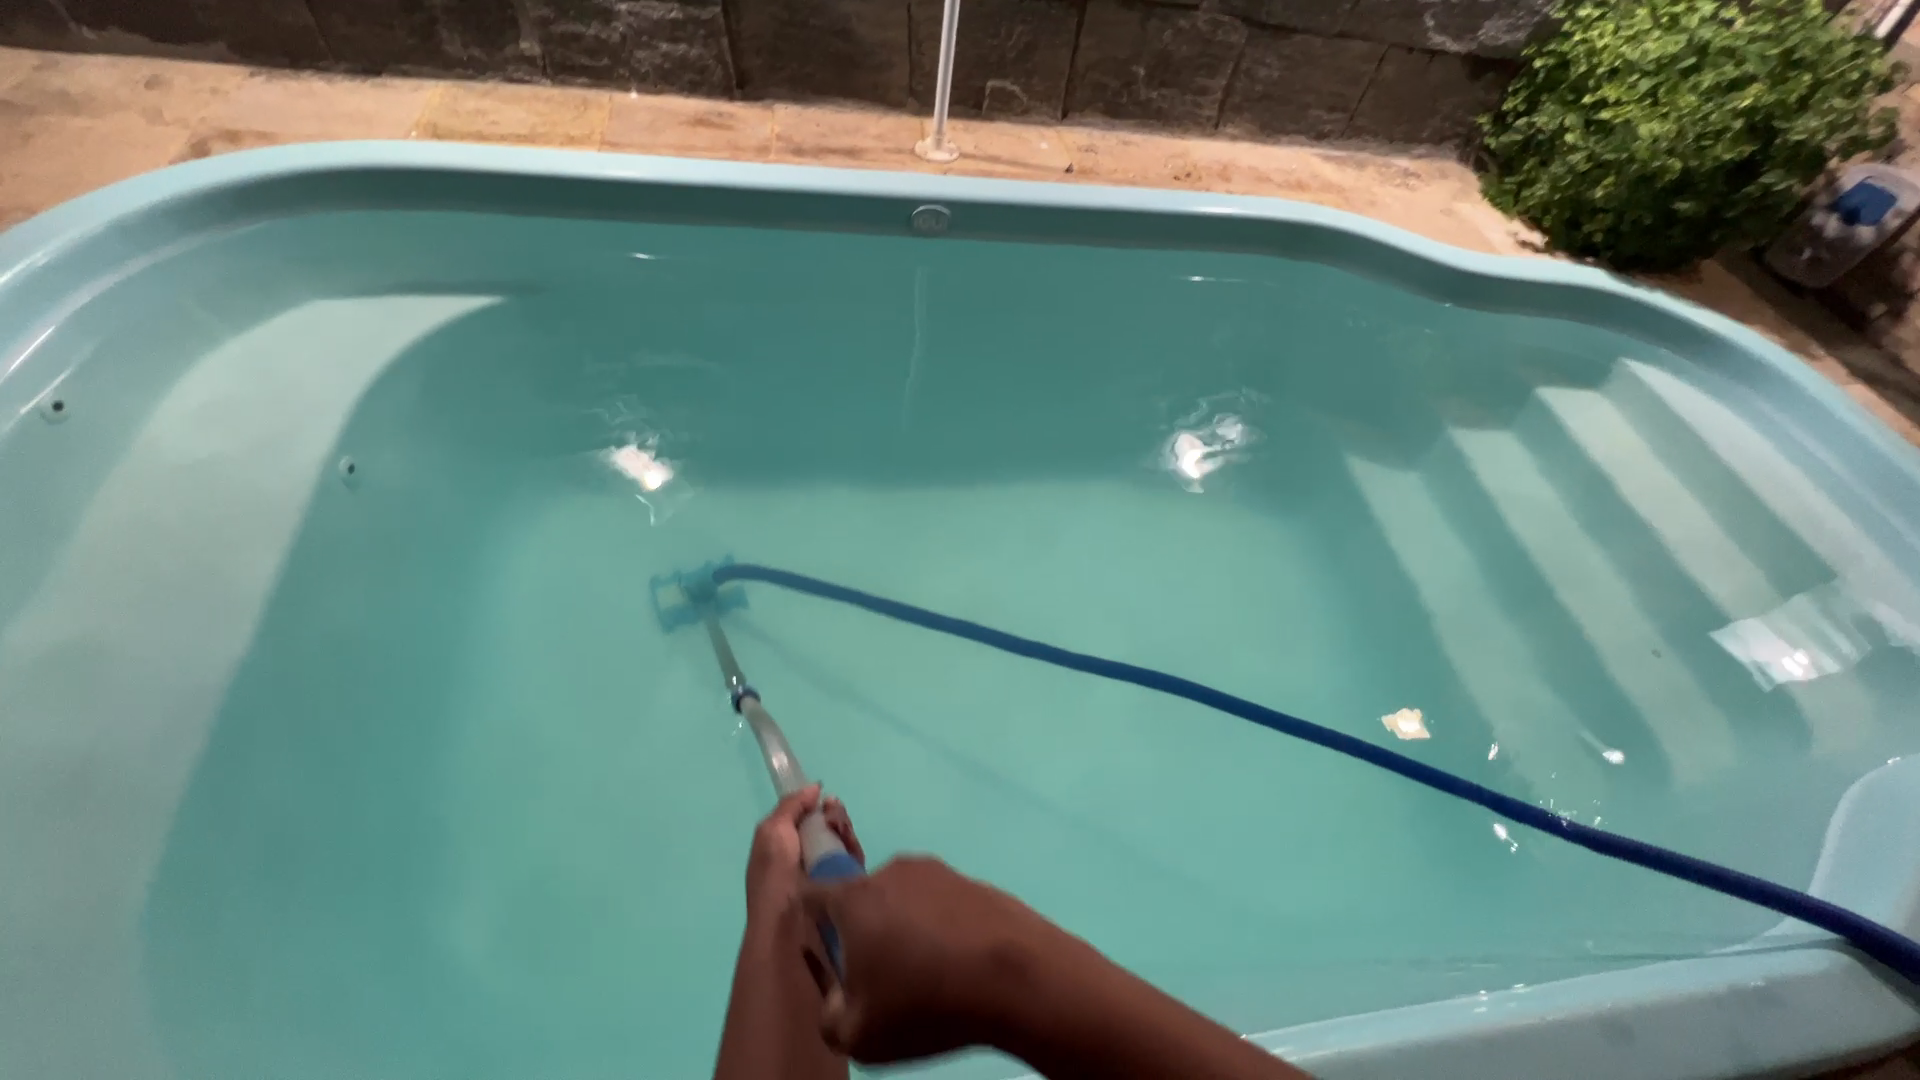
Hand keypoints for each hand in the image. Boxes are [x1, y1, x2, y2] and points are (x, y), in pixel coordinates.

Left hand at [745, 784, 862, 921]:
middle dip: (837, 819)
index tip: (828, 800)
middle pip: (830, 830)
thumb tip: (815, 788)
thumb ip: (791, 806)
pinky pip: (856, 865)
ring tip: (845, 838)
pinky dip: (856, 854)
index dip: (819, 808)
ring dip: (847, 835)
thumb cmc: (775, 879)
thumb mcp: (771, 833)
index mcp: (783, 850)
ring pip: (845, 845)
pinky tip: (853, 853)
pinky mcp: (846, 895)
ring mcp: (826, 879)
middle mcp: (805, 862)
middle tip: (839, 820)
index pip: (808, 820)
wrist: (791, 932)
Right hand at [797, 855, 1089, 1064]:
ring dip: (903, 927)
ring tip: (927, 973)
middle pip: (861, 898)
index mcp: (854, 898)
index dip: (811, 921)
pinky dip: (940, 927)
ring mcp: (936, 871)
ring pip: (902, 899)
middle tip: (881, 975)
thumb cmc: (926, 1002)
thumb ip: (829, 1013)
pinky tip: (958, 963)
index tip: (827, 952)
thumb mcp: (858, 1034)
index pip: (812, 894)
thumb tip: (837, 995)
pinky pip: (940, 903)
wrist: (1017, 976)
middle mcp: (891, 870)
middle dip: (863, 931)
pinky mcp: (971, 879)